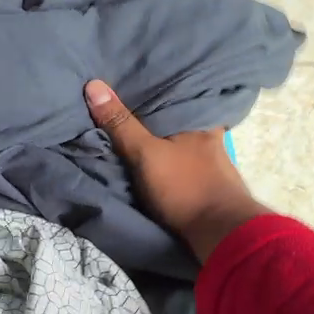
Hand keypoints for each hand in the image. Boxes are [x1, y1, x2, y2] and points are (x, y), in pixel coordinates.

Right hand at [85, 79, 271, 261]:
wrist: (220, 235)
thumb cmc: (185, 186)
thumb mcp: (145, 153)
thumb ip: (120, 123)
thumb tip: (93, 84)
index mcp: (198, 118)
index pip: (169, 90)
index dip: (145, 84)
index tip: (119, 78)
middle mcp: (205, 132)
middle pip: (168, 115)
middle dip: (144, 111)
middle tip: (111, 102)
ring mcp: (205, 157)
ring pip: (170, 138)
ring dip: (149, 135)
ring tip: (118, 124)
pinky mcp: (201, 179)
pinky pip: (172, 157)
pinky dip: (156, 154)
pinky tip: (138, 154)